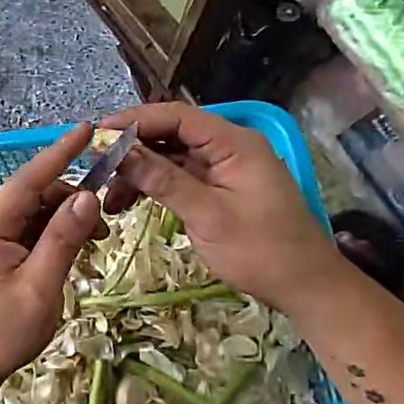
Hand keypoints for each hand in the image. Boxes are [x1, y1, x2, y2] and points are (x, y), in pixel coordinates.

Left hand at [0, 123, 100, 403]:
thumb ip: (63, 238)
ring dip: (64, 222)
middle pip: (35, 195)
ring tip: (94, 244)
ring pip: (34, 213)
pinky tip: (71, 251)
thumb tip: (88, 197)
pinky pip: (27, 231)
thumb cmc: (1, 332)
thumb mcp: (40, 286)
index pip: (29, 177)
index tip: (88, 128)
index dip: (61, 152)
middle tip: (105, 226)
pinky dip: (51, 236)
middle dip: (71, 202)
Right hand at [101, 103, 352, 315]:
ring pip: (168, 155)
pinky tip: (128, 202)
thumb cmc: (262, 251)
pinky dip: (152, 185)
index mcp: (233, 142)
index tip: (99, 135)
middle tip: (97, 168)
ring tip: (110, 197)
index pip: (176, 116)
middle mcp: (227, 146)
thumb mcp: (208, 216)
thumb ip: (163, 181)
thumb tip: (120, 153)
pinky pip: (176, 175)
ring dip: (138, 171)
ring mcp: (221, 166)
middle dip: (131, 149)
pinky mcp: (216, 186)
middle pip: (169, 133)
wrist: (306, 287)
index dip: (135, 121)